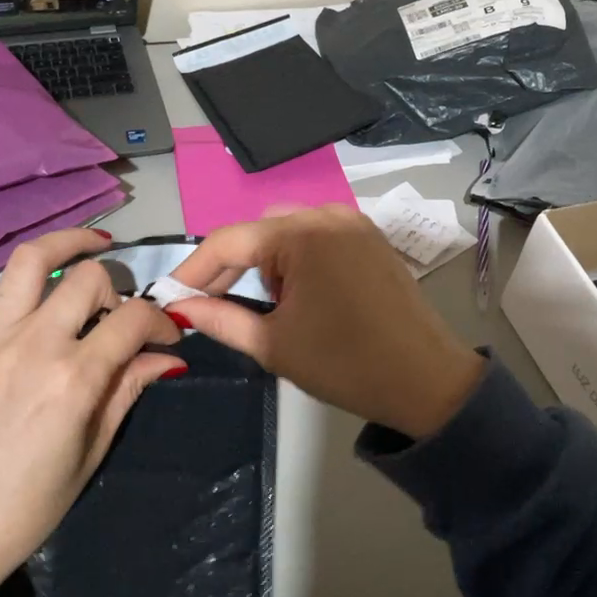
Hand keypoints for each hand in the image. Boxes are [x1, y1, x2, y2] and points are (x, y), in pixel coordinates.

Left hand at [0, 229, 184, 596]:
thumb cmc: (26, 510)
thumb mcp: (90, 455)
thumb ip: (126, 392)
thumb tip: (164, 356)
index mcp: (73, 380)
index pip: (133, 321)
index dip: (161, 323)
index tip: (165, 339)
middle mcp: (30, 346)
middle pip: (87, 280)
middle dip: (116, 290)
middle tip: (116, 318)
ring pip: (27, 262)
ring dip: (64, 242)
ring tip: (88, 245)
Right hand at [169, 205, 484, 439]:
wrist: (426, 381)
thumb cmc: (344, 364)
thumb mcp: (273, 345)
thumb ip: (220, 319)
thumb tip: (179, 307)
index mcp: (301, 235)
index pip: (229, 241)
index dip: (194, 269)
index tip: (170, 296)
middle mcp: (327, 215)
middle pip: (259, 230)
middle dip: (234, 266)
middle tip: (217, 305)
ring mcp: (353, 223)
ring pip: (288, 230)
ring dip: (268, 261)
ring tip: (268, 306)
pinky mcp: (370, 237)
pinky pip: (318, 236)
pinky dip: (298, 258)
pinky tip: (301, 295)